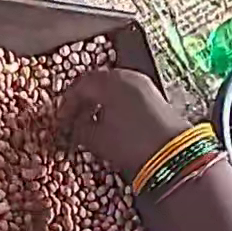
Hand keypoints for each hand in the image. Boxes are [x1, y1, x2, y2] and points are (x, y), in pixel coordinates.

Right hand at [57, 69, 190, 178]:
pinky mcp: (153, 97)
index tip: (60, 118)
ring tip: (90, 123)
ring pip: (112, 88)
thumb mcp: (96, 139)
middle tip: (73, 119)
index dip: (67, 102)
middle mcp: (127, 77)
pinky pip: (126, 95)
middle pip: (97, 82)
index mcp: (110, 82)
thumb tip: (74, 126)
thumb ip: (80, 129)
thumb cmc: (130, 143)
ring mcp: (143, 86)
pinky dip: (113, 105)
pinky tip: (109, 123)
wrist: (171, 153)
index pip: (80, 84)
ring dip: (98, 103)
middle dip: (82, 101)